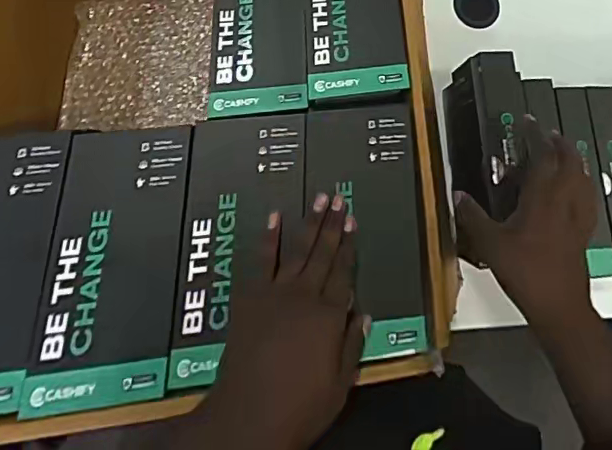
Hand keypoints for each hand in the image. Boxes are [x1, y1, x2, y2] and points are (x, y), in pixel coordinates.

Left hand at [173, 193, 367, 449]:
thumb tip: (362, 313)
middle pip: (323, 253)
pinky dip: (269, 236)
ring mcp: (276, 291)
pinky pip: (262, 259)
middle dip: (333, 224)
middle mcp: (305, 296)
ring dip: (309, 222)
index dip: (350, 245)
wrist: (249, 414)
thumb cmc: (299, 407)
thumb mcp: (338, 385)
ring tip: (320, 198)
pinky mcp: (251, 295)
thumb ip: (351, 345)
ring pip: (298, 248)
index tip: (354, 221)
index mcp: (329, 316)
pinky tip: (275, 216)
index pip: (344, 272)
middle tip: (340, 198)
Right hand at [453, 115, 597, 329]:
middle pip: (571, 164)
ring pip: (583, 180)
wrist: (559, 308)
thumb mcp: (490, 243)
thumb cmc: (526, 272)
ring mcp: (578, 219)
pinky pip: (587, 201)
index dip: (536, 136)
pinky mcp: (583, 235)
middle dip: (561, 145)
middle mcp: (564, 203)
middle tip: (550, 134)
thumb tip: (458, 195)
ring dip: (575, 163)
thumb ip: (472, 216)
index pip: (544, 156)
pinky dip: (582, 188)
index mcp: (542, 199)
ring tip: (566, 156)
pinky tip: (576, 193)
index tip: (529, 122)